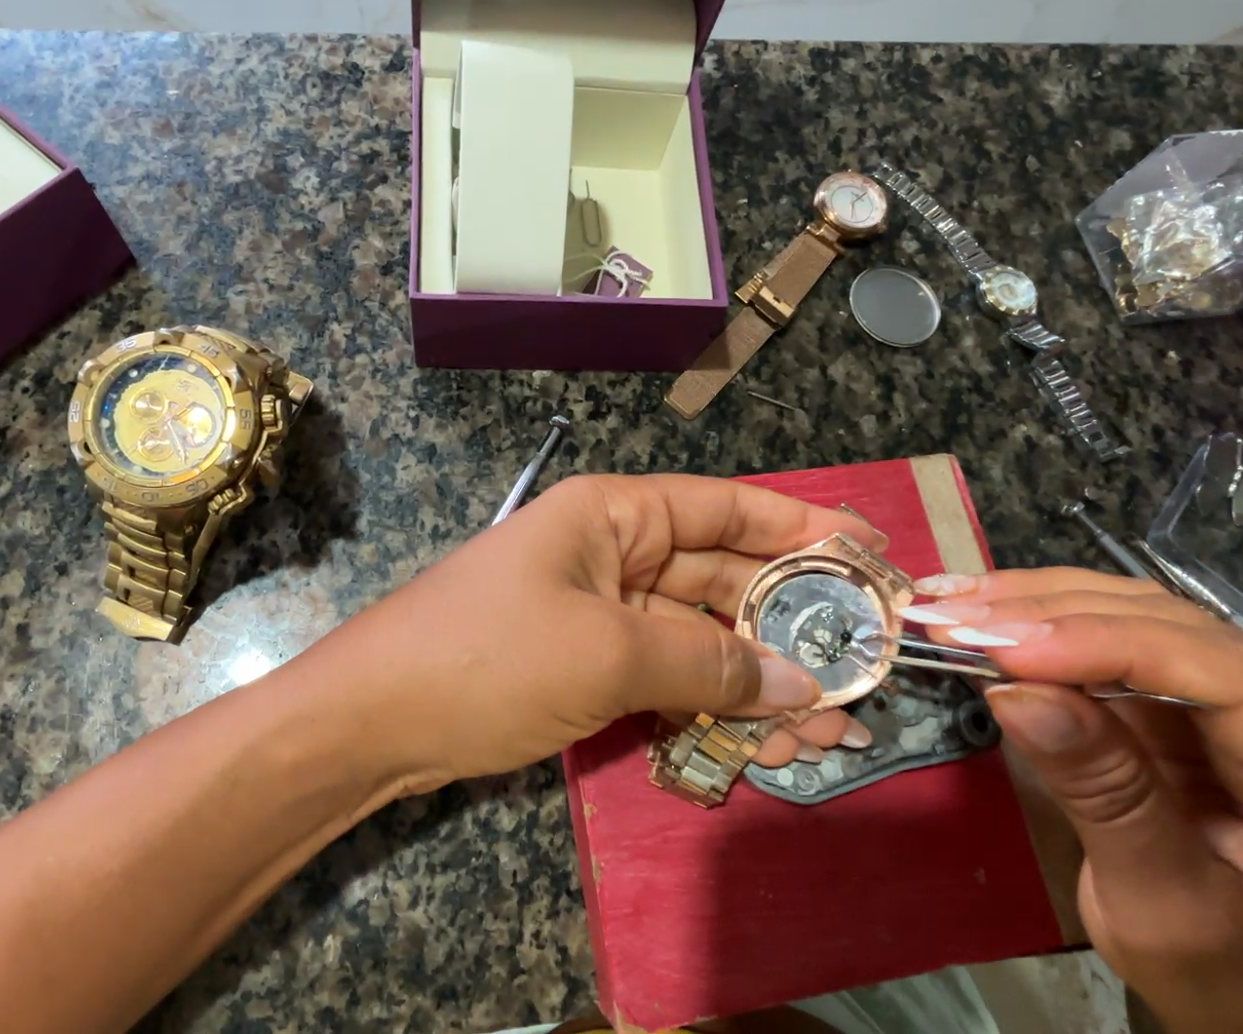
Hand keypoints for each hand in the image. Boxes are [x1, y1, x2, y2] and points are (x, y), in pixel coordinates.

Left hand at [318, 475, 885, 788]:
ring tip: (828, 721)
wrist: (374, 722)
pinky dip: (708, 704)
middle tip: (863, 666)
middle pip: (719, 577)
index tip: (868, 555)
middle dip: (788, 623)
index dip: (800, 528)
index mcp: (612, 515)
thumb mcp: (605, 654)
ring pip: (697, 636)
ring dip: (757, 676)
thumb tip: (801, 682)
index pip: (725, 508)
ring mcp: (597, 614)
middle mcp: (610, 553)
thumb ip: (706, 665)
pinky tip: (761, 736)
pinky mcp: (584, 668)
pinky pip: (664, 676)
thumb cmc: (487, 659)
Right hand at [904, 569, 1242, 1033]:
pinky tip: (986, 617)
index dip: (1108, 646)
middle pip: (1180, 632)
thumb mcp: (1165, 912)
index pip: (1227, 676)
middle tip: (951, 616)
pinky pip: (1115, 646)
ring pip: (1142, 620)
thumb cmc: (1221, 984)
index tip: (1002, 649)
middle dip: (1055, 615)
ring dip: (1038, 607)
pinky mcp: (1192, 712)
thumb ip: (1106, 798)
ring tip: (950, 605)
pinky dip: (1042, 627)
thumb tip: (1016, 693)